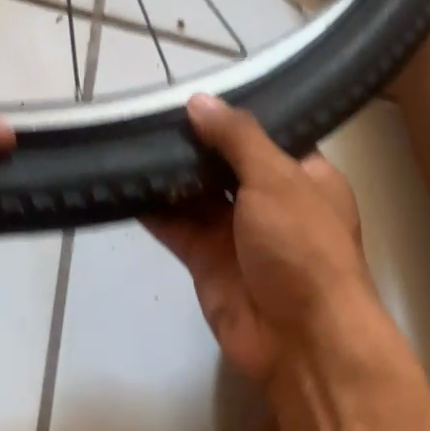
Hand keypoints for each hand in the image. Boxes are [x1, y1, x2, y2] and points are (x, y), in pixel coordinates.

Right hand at [145, 95, 376, 382]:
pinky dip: (152, 207)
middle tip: (149, 108)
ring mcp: (239, 234)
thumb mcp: (278, 179)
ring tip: (129, 134)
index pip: (270, 136)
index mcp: (307, 176)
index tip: (196, 91)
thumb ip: (238, 138)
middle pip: (228, 163)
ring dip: (170, 171)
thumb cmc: (305, 247)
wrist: (303, 339)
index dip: (236, 116)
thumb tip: (200, 101)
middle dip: (195, 141)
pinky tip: (122, 180)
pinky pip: (176, 227)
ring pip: (198, 194)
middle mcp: (273, 201)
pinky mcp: (208, 262)